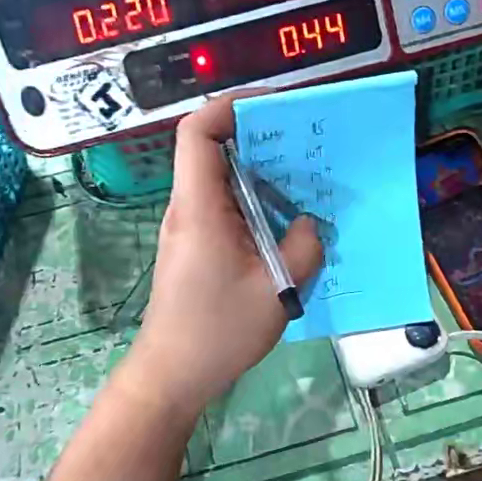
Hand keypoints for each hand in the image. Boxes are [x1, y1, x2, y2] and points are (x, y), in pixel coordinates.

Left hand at [122, 95, 322, 418]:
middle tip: (307, 144)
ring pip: (223, 181)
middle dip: (259, 138)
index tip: (274, 107)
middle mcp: (189, 208)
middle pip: (213, 151)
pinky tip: (287, 224)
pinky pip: (227, 208)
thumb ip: (303, 247)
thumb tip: (308, 223)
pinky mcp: (198, 247)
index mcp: (199, 207)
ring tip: (306, 181)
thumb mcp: (277, 290)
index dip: (229, 107)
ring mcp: (191, 228)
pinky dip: (257, 204)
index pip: (196, 133)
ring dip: (262, 174)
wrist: (173, 373)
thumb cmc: (219, 330)